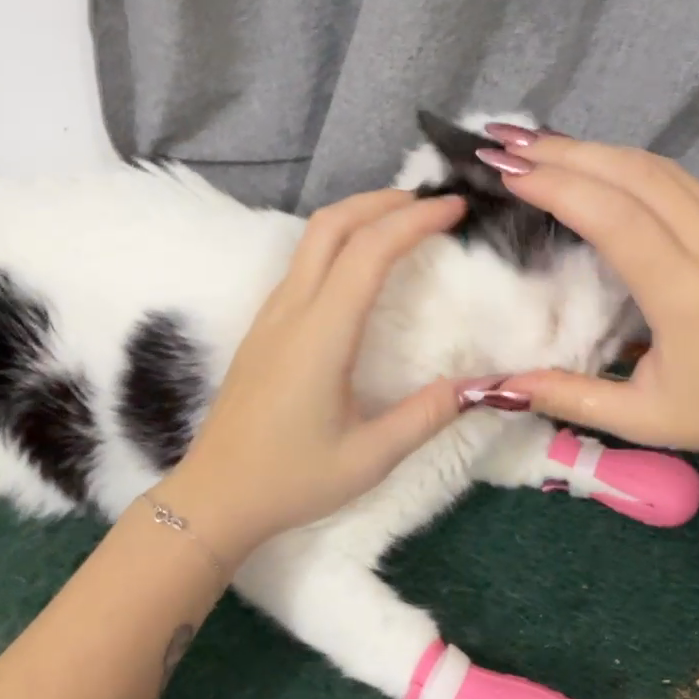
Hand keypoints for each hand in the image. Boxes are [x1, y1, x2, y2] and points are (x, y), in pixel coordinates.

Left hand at [155, 189, 470, 562]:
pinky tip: (359, 271)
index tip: (456, 208)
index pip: (369, 251)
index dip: (414, 219)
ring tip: (401, 226)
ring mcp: (268, 319)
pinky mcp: (260, 333)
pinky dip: (336, 247)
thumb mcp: (369, 457)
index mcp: (320, 335)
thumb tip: (483, 385)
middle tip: (430, 204)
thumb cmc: (291, 480)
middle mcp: (290, 312)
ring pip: (310, 242)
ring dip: (356, 219)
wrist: (215, 497)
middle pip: (331, 225)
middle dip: (382, 200)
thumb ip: (427, 415)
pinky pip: (299, 268)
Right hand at [482, 127, 698, 464]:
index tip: (505, 171)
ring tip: (540, 145)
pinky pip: (680, 182)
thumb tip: (495, 389)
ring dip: (597, 151)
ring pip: (660, 169)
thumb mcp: (639, 419)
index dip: (557, 186)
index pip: (614, 217)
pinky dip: (629, 166)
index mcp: (685, 292)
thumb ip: (566, 397)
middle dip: (565, 153)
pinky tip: (597, 166)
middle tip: (506, 143)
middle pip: (635, 175)